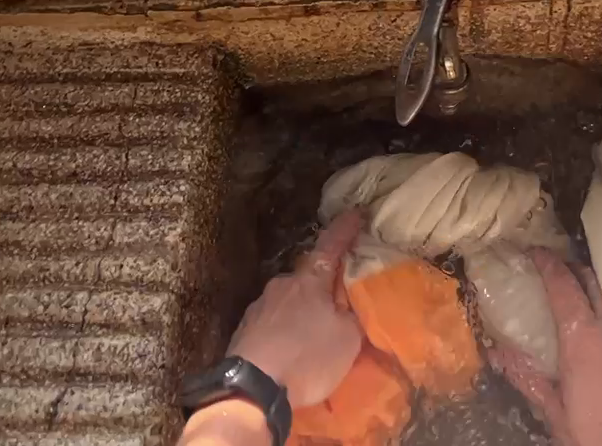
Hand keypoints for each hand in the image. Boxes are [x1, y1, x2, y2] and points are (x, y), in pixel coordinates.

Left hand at [227, 210, 366, 405]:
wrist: (250, 388)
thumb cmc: (306, 358)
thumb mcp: (347, 341)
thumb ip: (352, 317)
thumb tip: (350, 306)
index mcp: (310, 280)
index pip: (332, 245)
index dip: (346, 229)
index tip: (357, 212)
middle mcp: (283, 283)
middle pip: (308, 276)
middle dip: (322, 285)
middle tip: (335, 301)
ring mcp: (260, 304)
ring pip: (289, 299)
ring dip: (301, 311)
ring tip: (311, 335)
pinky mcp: (245, 329)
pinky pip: (273, 322)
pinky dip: (284, 331)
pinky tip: (288, 350)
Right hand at [490, 249, 601, 445]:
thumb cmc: (599, 433)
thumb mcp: (557, 413)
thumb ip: (528, 379)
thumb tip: (498, 353)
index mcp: (581, 337)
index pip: (562, 285)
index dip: (547, 263)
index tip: (533, 251)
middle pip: (588, 281)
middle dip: (569, 266)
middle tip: (551, 263)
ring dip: (586, 287)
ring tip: (569, 290)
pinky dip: (600, 308)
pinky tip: (593, 323)